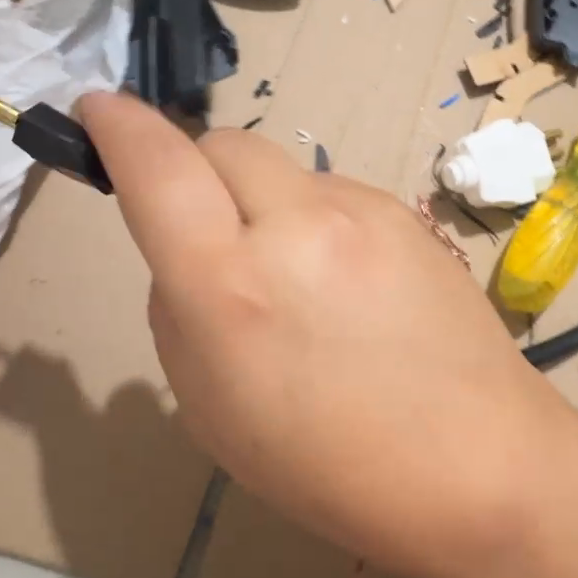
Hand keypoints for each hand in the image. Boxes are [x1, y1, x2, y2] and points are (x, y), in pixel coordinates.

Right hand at [80, 93, 572, 577]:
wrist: (479, 461)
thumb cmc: (331, 467)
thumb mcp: (212, 410)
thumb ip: (180, 311)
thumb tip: (185, 255)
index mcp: (230, 287)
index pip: (158, 168)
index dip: (118, 128)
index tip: (98, 111)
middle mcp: (297, 226)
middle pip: (223, 145)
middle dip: (196, 169)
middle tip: (208, 227)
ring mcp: (363, 211)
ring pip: (283, 172)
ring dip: (263, 203)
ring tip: (297, 279)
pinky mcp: (406, 213)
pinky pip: (334, 195)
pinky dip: (316, 220)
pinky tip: (349, 283)